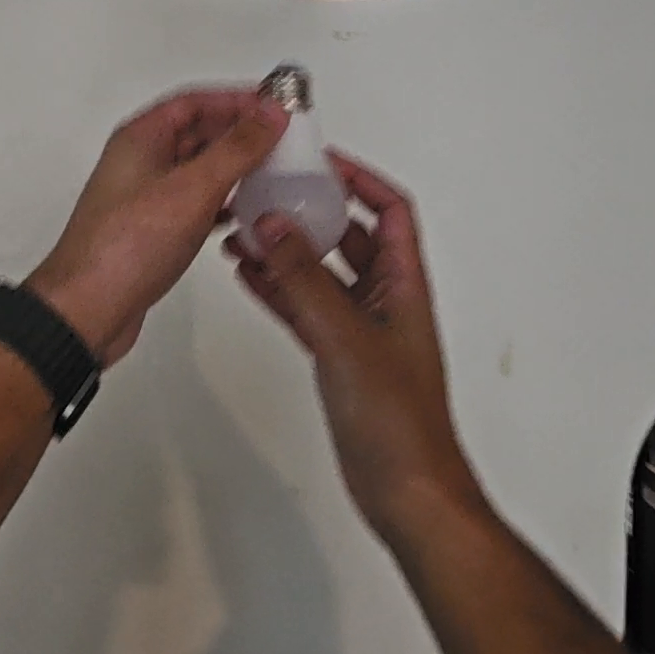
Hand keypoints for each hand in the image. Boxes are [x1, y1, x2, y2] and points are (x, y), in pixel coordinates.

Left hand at [27, 88, 287, 366]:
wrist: (91, 309)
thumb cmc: (127, 245)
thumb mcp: (192, 187)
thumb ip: (236, 148)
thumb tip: (270, 113)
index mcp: (141, 138)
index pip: (194, 102)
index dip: (236, 99)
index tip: (274, 105)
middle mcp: (141, 162)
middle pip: (197, 132)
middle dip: (239, 133)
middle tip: (282, 138)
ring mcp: (146, 197)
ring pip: (198, 170)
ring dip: (234, 168)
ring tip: (272, 172)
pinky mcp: (153, 230)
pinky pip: (195, 203)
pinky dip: (222, 203)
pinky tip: (245, 213)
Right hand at [223, 151, 485, 542]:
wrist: (405, 491)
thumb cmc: (402, 426)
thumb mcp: (347, 338)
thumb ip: (306, 280)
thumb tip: (275, 226)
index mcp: (403, 284)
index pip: (388, 209)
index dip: (358, 179)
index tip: (321, 161)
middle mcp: (384, 299)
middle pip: (347, 234)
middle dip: (310, 210)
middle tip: (273, 192)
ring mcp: (359, 327)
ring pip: (319, 270)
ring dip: (286, 248)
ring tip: (249, 230)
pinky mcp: (337, 353)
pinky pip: (303, 305)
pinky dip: (277, 287)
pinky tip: (251, 276)